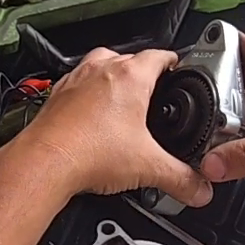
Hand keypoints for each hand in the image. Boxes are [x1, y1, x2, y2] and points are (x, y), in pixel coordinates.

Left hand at [7, 48, 212, 207]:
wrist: (45, 162)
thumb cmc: (87, 152)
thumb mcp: (148, 167)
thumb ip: (181, 178)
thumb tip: (199, 189)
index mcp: (129, 77)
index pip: (161, 55)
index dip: (175, 62)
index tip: (179, 68)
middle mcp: (101, 70)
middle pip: (130, 58)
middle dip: (144, 73)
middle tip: (154, 93)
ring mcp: (76, 79)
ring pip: (101, 65)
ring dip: (113, 77)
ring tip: (123, 101)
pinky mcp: (58, 94)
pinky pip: (78, 83)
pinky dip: (88, 93)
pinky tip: (92, 116)